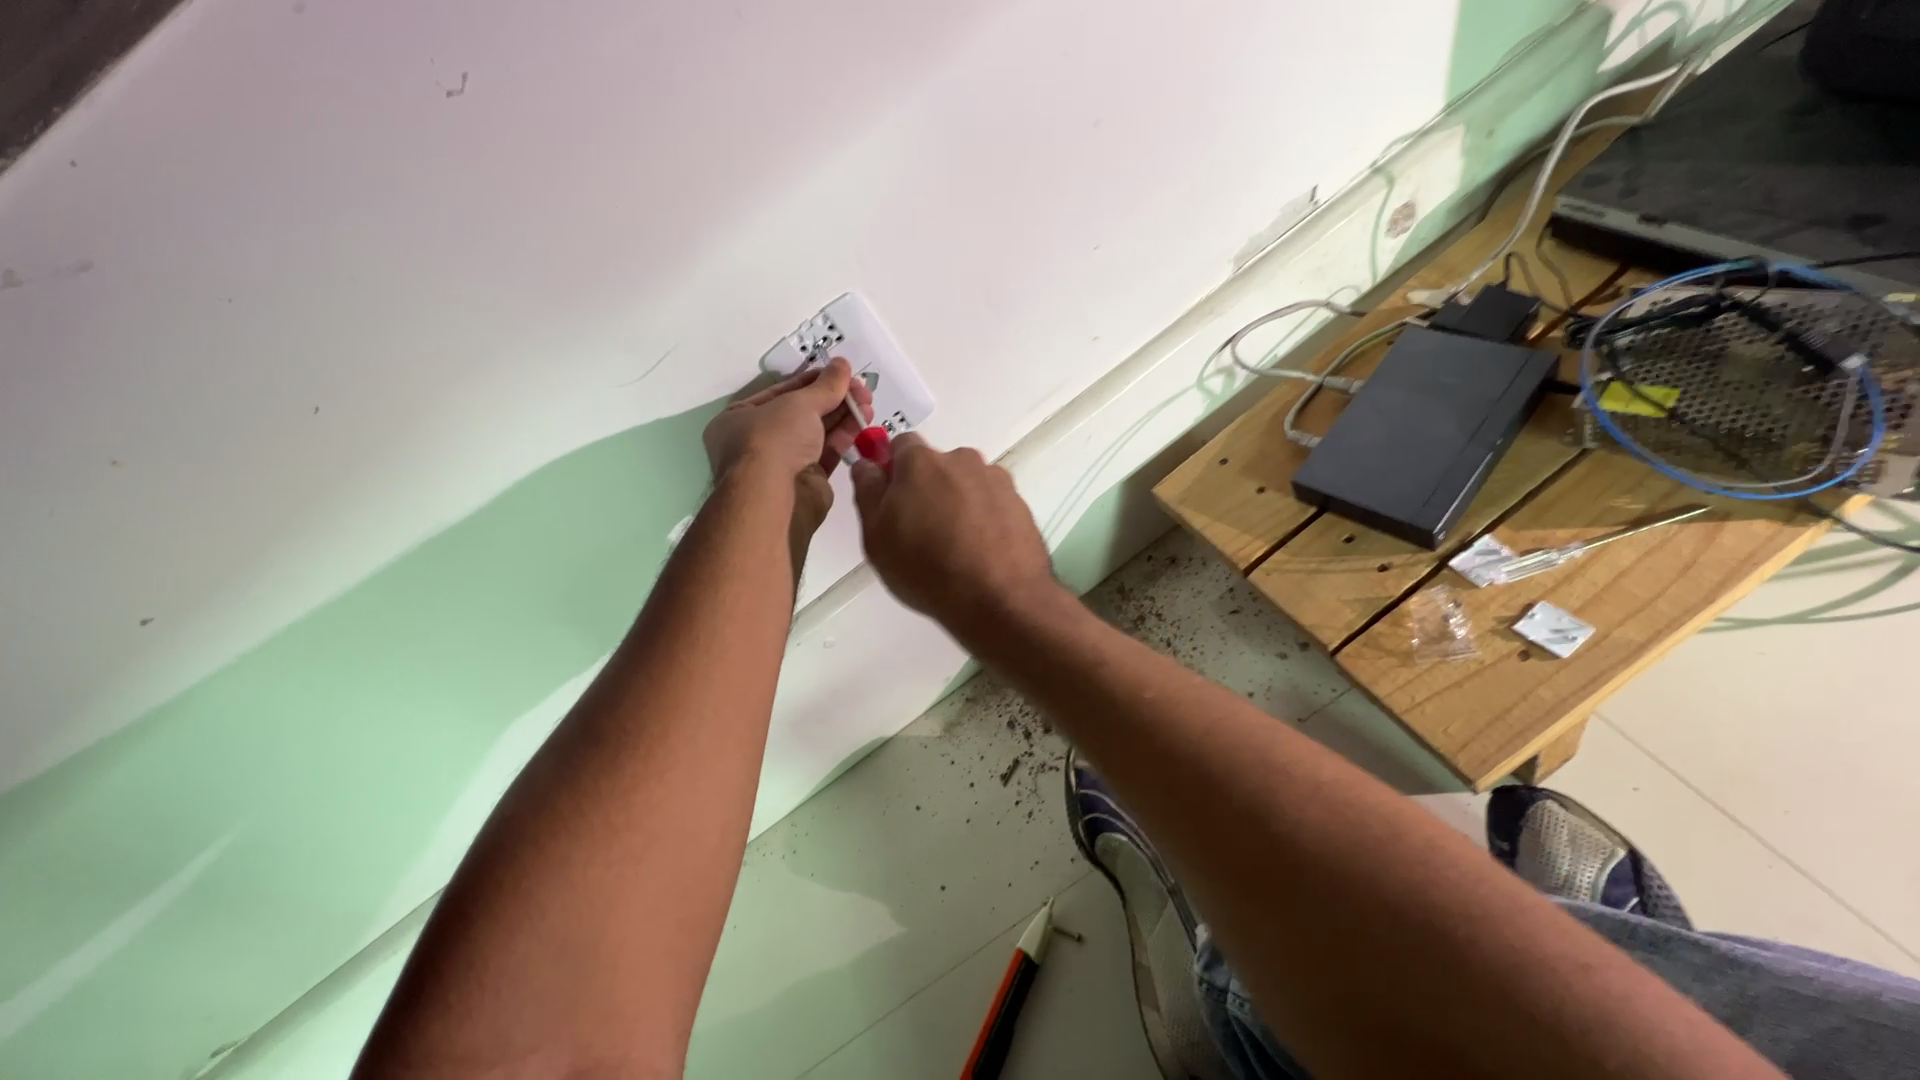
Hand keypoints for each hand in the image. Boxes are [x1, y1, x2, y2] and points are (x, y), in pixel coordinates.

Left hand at [704, 358, 872, 525]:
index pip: (781, 392)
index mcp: (740, 417)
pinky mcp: (805, 481)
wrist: (774, 497)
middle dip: (834, 399)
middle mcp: (758, 440)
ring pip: (817, 433)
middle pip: (802, 413)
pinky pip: (826, 454)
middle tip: (862, 390)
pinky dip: (843, 438)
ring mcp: (781, 463)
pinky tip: (863, 423)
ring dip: (843, 416)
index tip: (841, 373)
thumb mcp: (798, 403)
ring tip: (868, 404)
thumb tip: (843, 364)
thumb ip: (825, 385)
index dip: (814, 380)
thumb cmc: (773, 440)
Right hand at [851, 436, 1062, 633]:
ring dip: (957, 504)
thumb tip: (867, 464)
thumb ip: (868, 492)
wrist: (1000, 599)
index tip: (892, 500)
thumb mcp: (876, 536)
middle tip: (921, 532)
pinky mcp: (1020, 504)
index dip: (892, 469)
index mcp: (921, 461)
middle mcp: (962, 459)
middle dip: (927, 489)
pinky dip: (984, 519)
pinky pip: (992, 504)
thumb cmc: (926, 568)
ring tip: (955, 548)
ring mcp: (996, 480)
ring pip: (966, 484)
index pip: (900, 444)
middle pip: (937, 466)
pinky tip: (980, 552)